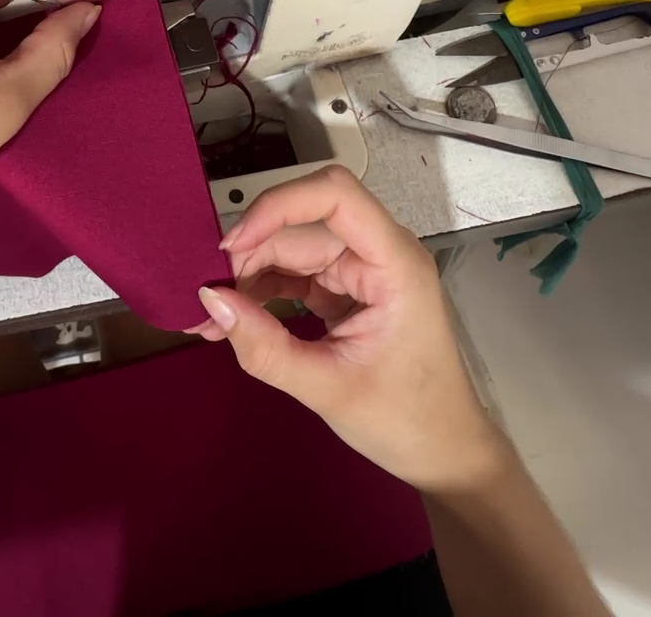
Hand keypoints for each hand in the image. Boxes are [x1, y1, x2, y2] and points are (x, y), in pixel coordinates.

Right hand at [191, 166, 509, 493]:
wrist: (443, 454)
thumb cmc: (406, 422)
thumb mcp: (328, 389)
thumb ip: (265, 347)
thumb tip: (210, 300)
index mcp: (395, 264)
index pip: (336, 196)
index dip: (279, 206)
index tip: (232, 246)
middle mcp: (378, 252)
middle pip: (301, 224)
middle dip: (249, 253)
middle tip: (208, 295)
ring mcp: (360, 268)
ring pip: (289, 247)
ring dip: (247, 275)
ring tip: (210, 314)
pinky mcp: (344, 286)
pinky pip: (293, 272)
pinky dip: (259, 291)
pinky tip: (232, 315)